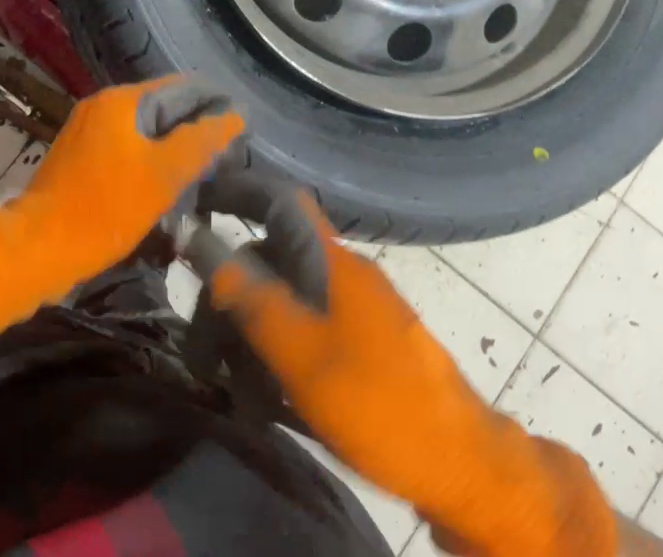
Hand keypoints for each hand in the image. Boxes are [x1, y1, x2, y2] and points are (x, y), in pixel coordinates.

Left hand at [0, 75, 244, 334]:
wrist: (41, 246)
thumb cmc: (106, 208)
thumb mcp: (163, 174)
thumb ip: (200, 141)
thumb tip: (234, 114)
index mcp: (119, 101)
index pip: (181, 87)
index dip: (215, 103)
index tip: (246, 124)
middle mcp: (100, 108)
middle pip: (160, 107)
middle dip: (195, 126)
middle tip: (233, 151)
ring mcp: (86, 134)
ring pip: (142, 131)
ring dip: (173, 146)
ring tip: (208, 169)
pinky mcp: (80, 161)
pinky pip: (125, 151)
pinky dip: (149, 161)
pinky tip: (170, 185)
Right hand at [198, 178, 616, 556]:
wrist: (471, 471)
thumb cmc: (380, 405)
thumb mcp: (299, 351)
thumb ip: (245, 292)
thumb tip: (193, 233)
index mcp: (332, 261)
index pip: (278, 200)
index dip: (234, 191)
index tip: (191, 206)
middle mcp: (345, 274)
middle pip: (270, 261)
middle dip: (226, 300)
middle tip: (202, 355)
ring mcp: (359, 309)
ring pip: (285, 301)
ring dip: (248, 338)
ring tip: (235, 390)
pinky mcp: (368, 343)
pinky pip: (307, 329)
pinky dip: (277, 355)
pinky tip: (267, 399)